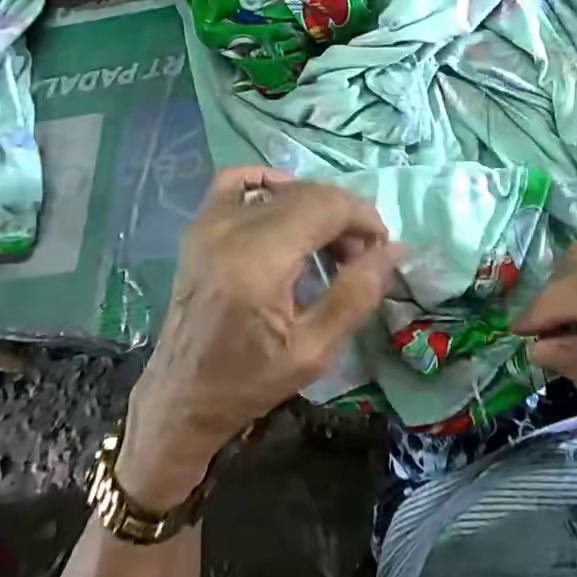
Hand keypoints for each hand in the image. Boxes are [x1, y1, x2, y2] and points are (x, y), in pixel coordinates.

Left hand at [117, 166, 403, 509]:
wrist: (182, 395)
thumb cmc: (249, 381)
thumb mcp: (315, 350)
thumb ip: (357, 293)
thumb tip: (395, 249)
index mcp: (260, 260)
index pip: (327, 206)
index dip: (363, 218)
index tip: (380, 248)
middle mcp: (232, 229)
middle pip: (308, 193)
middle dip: (345, 217)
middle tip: (358, 258)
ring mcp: (209, 223)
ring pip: (281, 188)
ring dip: (316, 208)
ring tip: (327, 249)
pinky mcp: (198, 227)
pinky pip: (236, 182)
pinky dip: (269, 185)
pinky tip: (287, 208)